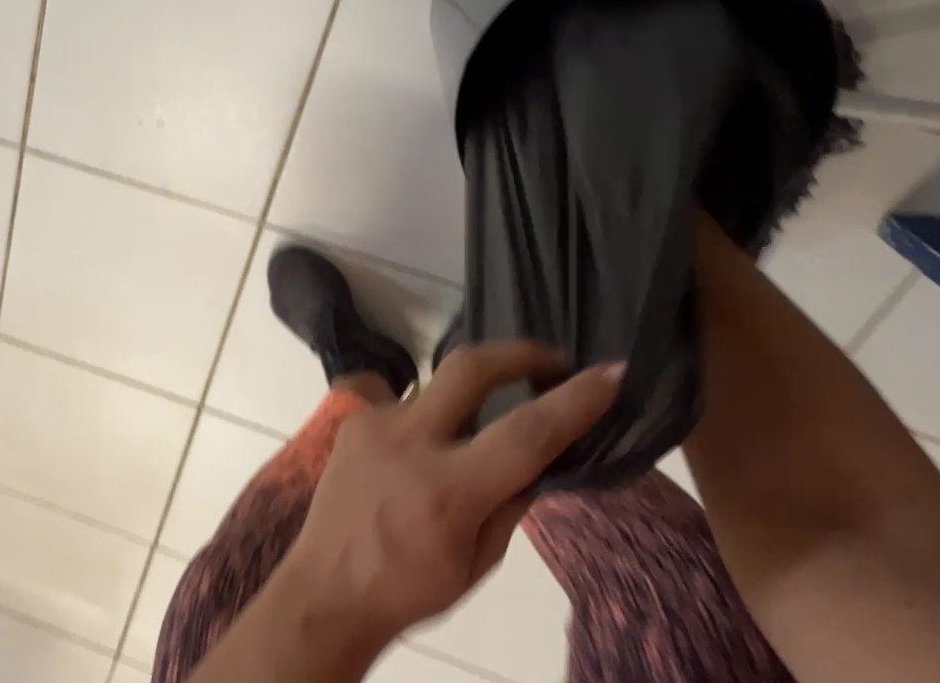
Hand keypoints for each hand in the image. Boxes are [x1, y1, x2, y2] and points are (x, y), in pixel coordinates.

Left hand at [266, 342, 623, 658]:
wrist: (327, 588)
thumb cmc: (412, 587)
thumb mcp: (480, 559)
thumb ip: (512, 500)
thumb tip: (540, 455)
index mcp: (449, 489)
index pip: (527, 433)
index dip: (576, 400)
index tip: (612, 374)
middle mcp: (408, 441)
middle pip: (469, 366)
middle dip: (518, 352)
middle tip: (552, 361)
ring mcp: (374, 423)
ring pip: (437, 385)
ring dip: (472, 394)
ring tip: (489, 420)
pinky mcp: (353, 419)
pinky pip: (406, 403)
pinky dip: (433, 416)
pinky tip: (436, 442)